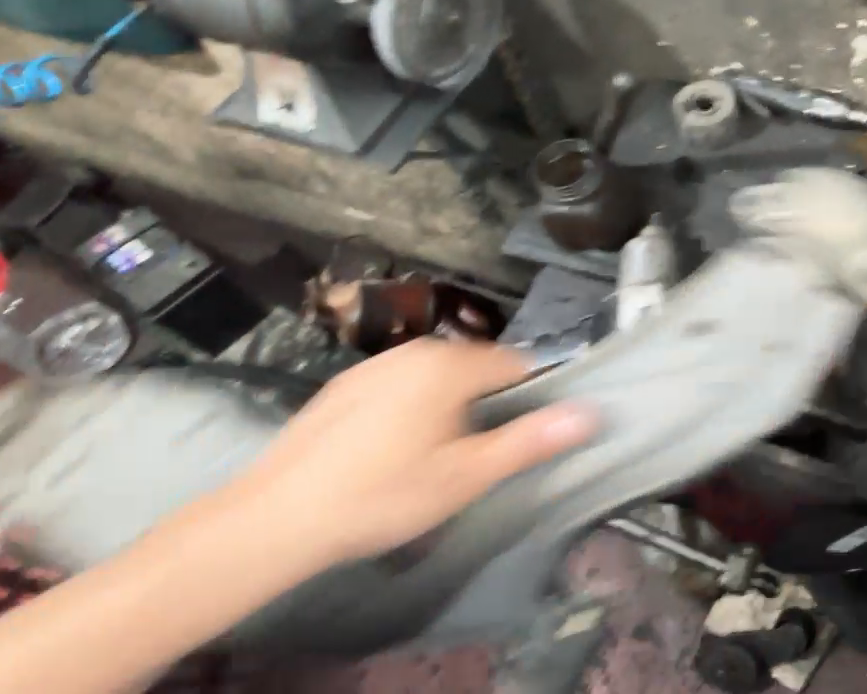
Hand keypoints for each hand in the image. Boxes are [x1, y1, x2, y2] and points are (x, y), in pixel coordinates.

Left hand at [218, 339, 595, 570]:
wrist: (275, 517)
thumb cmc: (384, 494)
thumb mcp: (466, 476)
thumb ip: (530, 440)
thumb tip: (590, 412)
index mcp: (451, 364)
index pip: (516, 364)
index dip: (526, 399)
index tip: (514, 439)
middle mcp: (416, 350)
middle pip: (476, 367)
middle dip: (485, 403)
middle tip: (473, 456)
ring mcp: (376, 364)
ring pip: (437, 375)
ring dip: (449, 404)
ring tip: (432, 456)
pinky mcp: (344, 384)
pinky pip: (400, 384)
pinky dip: (410, 406)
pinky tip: (389, 450)